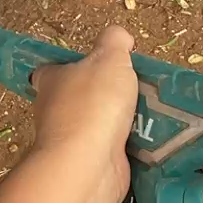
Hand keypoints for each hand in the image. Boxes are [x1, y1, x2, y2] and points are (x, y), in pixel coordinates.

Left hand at [26, 26, 137, 200]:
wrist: (90, 163)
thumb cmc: (94, 104)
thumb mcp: (109, 58)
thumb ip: (114, 41)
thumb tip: (120, 37)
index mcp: (51, 82)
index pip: (52, 71)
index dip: (69, 66)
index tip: (93, 66)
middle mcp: (53, 112)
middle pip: (77, 99)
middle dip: (103, 96)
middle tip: (134, 90)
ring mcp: (70, 142)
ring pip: (96, 126)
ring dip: (120, 123)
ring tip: (152, 114)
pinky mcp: (88, 165)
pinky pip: (111, 151)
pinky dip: (128, 146)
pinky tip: (149, 140)